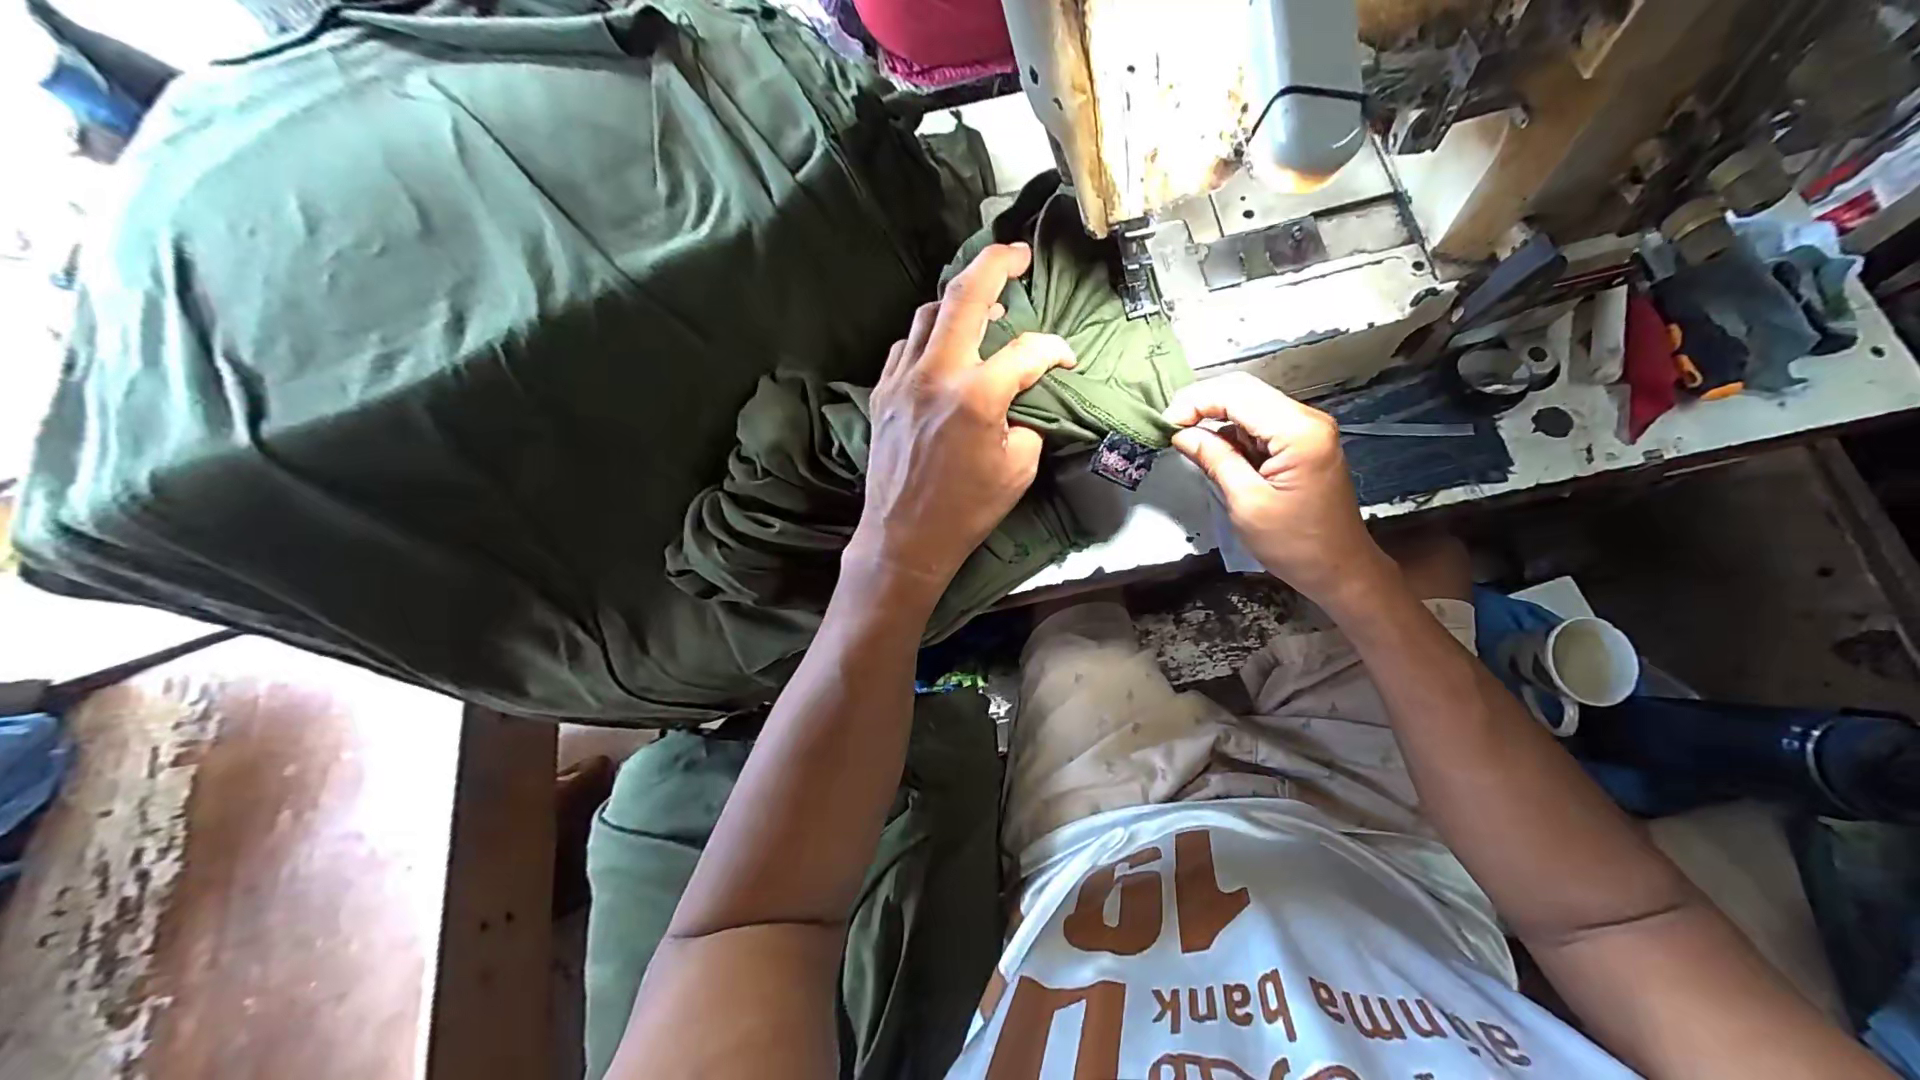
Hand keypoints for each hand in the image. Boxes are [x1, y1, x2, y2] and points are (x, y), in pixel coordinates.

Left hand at [848, 242, 1076, 599]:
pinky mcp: (882, 392)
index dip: (1054, 349)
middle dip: (996, 263)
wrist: (905, 537)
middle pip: (965, 294)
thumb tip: (1024, 395)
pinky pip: (906, 345)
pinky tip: (944, 349)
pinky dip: (929, 336)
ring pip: (928, 313)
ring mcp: (902, 380)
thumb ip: (1029, 418)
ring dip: (960, 302)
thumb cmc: (966, 511)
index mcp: (977, 397)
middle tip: (1017, 256)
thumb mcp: (1019, 468)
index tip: (1064, 358)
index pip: (1027, 350)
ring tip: (984, 309)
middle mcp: (936, 375)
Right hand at [1163, 373, 1393, 609]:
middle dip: (1202, 404)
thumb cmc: (1294, 543)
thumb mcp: (1246, 502)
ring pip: (1249, 405)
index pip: (1237, 394)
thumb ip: (1214, 459)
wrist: (1338, 568)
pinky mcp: (1301, 444)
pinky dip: (1231, 432)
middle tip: (1169, 427)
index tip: (1165, 424)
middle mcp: (1306, 420)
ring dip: (1215, 418)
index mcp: (1298, 431)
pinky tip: (1211, 448)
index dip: (1196, 403)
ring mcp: (1306, 430)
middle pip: (1244, 391)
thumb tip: (1182, 434)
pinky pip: (1259, 425)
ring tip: (1185, 439)